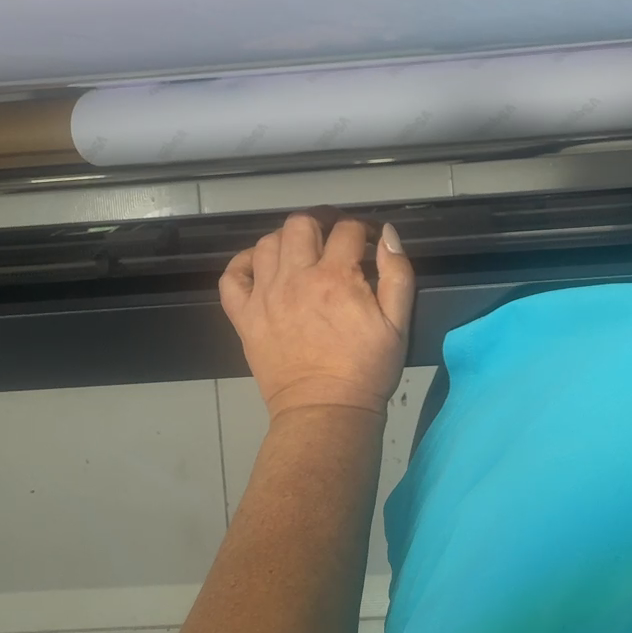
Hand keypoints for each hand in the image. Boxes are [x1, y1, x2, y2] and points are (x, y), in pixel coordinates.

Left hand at [218, 211, 416, 418]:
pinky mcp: (244, 317)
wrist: (326, 411)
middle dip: (322, 221)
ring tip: (304, 252)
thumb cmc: (367, 367)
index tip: (370, 242)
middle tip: (335, 236)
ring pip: (268, 242)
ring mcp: (265, 297)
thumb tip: (387, 234)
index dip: (364, 229)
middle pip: (301, 224)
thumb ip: (397, 272)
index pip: (348, 229)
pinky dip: (245, 262)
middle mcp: (296, 279)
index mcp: (336, 278)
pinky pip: (232, 276)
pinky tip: (264, 266)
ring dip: (288, 239)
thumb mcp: (399, 321)